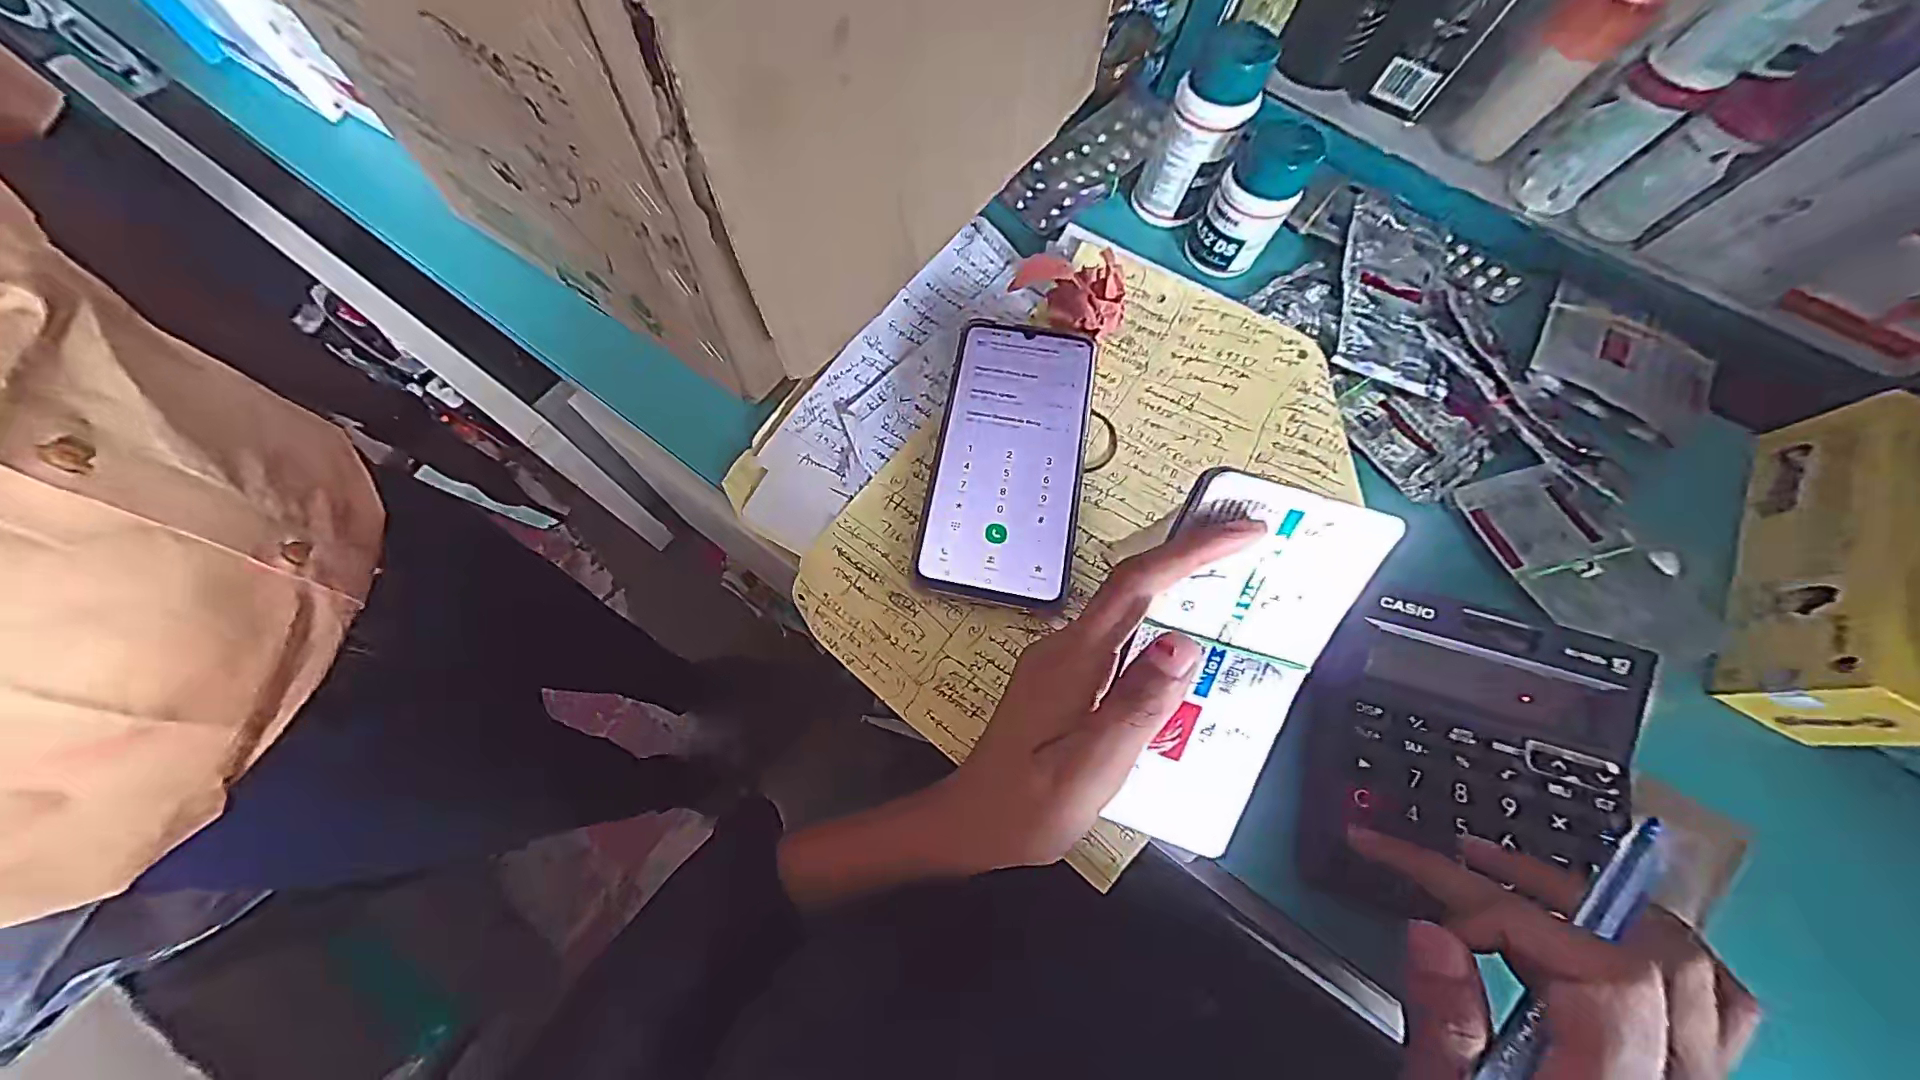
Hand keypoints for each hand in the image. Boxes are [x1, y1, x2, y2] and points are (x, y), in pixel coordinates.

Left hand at [778, 520, 1263, 906]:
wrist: (974, 822)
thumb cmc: (1028, 806)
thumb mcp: (1090, 767)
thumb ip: (1137, 706)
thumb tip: (1184, 644)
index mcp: (1074, 658)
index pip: (1137, 585)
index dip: (1192, 551)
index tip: (1245, 531)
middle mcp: (1065, 646)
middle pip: (1133, 587)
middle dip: (1190, 559)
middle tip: (1249, 546)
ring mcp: (1061, 660)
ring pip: (1126, 613)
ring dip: (1175, 592)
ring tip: (1229, 588)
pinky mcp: (1063, 678)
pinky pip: (1117, 640)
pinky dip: (1154, 629)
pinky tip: (1177, 651)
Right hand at [1349, 827, 1758, 1079]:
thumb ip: (1446, 1025)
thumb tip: (1431, 932)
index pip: (1592, 966)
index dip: (1493, 908)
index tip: (1422, 899)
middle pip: (1651, 954)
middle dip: (1539, 884)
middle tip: (1460, 858)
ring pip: (1698, 972)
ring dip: (1598, 905)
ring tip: (1520, 877)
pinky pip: (1716, 1006)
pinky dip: (1652, 949)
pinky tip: (1595, 935)